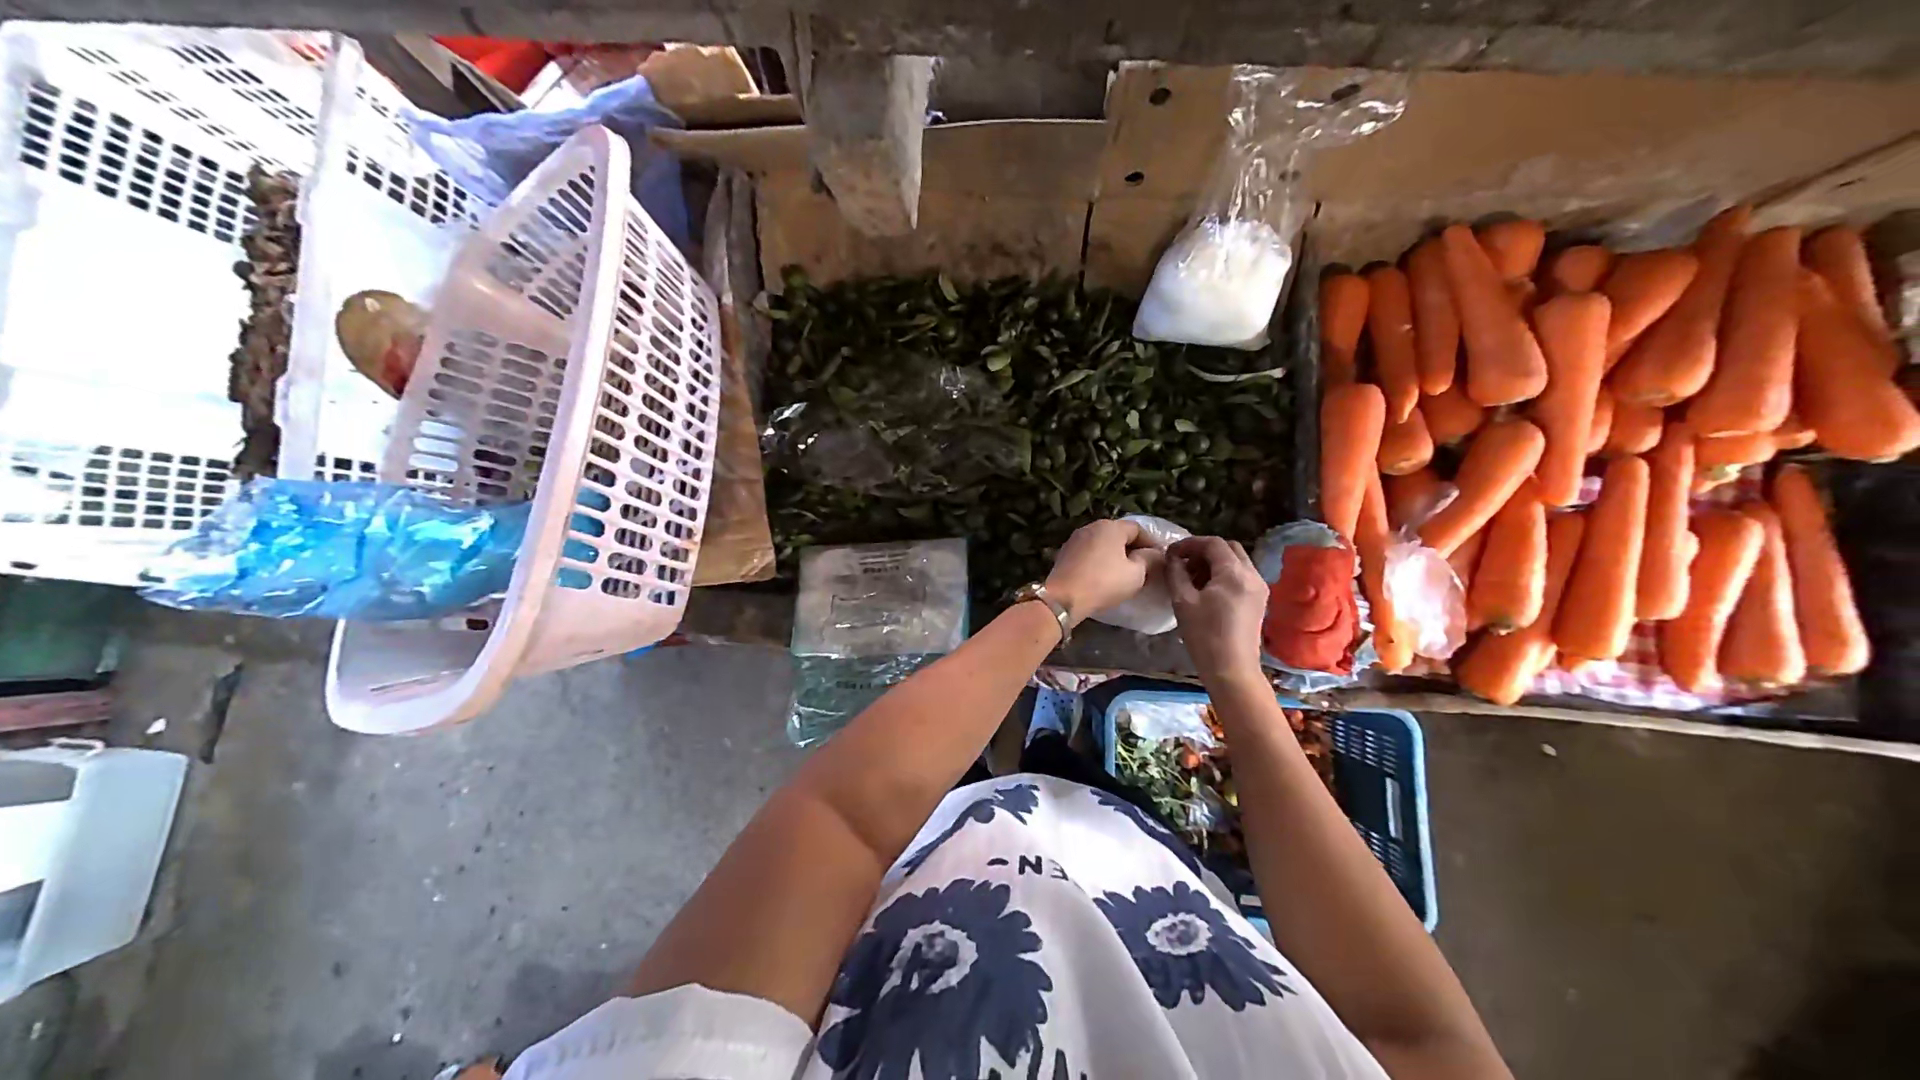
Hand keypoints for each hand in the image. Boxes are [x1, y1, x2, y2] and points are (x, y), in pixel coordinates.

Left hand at [1044, 519, 1163, 624]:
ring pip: (1102, 544)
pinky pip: (1089, 554)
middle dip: (1133, 549)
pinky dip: (1099, 562)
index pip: (1138, 529)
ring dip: (1115, 556)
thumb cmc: (1104, 583)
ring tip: (1125, 573)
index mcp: (1110, 527)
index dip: (1151, 543)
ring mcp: (1075, 540)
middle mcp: (1091, 527)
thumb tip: (1153, 554)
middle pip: (1118, 534)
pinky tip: (1103, 577)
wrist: (1063, 599)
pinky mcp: (1064, 554)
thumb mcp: (1136, 574)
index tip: (1160, 560)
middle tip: (1144, 567)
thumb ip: (1149, 560)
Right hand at [1167, 536, 1268, 686]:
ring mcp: (1260, 587)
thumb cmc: (1204, 636)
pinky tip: (1207, 589)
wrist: (1232, 669)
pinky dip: (1224, 573)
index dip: (1190, 543)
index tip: (1171, 553)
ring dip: (1214, 562)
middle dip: (1204, 550)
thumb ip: (1176, 573)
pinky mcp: (1260, 599)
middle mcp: (1252, 574)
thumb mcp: (1182, 602)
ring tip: (1192, 577)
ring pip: (1236, 560)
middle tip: (1183, 562)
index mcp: (1234, 573)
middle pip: (1228, 548)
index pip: (1213, 543)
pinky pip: (1242, 574)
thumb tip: (1172, 557)